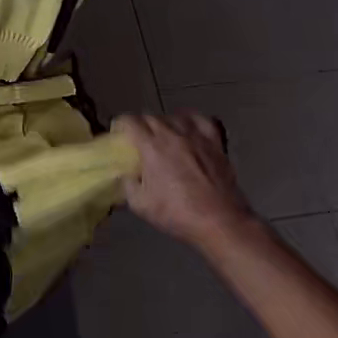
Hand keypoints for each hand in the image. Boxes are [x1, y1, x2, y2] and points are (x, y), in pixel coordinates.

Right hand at [114, 113, 257, 250]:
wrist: (218, 220)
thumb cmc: (176, 214)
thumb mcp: (141, 205)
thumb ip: (129, 186)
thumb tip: (127, 176)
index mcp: (152, 147)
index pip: (130, 121)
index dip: (121, 124)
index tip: (119, 133)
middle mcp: (173, 134)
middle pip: (151, 117)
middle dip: (141, 125)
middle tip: (139, 140)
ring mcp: (196, 136)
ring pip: (175, 116)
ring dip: (164, 123)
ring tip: (163, 135)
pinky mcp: (215, 142)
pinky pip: (202, 120)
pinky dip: (191, 120)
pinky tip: (189, 128)